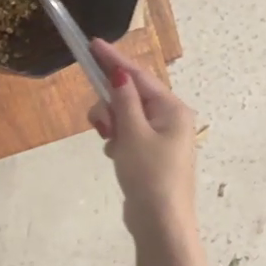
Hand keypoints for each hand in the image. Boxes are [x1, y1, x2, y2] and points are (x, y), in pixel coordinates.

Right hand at [86, 38, 197, 238]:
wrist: (161, 221)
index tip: (93, 44)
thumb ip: (123, 102)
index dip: (114, 60)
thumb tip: (120, 73)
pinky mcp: (151, 155)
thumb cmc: (149, 175)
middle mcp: (170, 119)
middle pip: (131, 96)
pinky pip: (128, 134)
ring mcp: (162, 138)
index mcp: (172, 109)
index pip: (138, 76)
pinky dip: (117, 139)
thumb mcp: (132, 134)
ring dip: (112, 124)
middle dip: (111, 104)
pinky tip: (114, 155)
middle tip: (102, 126)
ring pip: (126, 116)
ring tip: (110, 144)